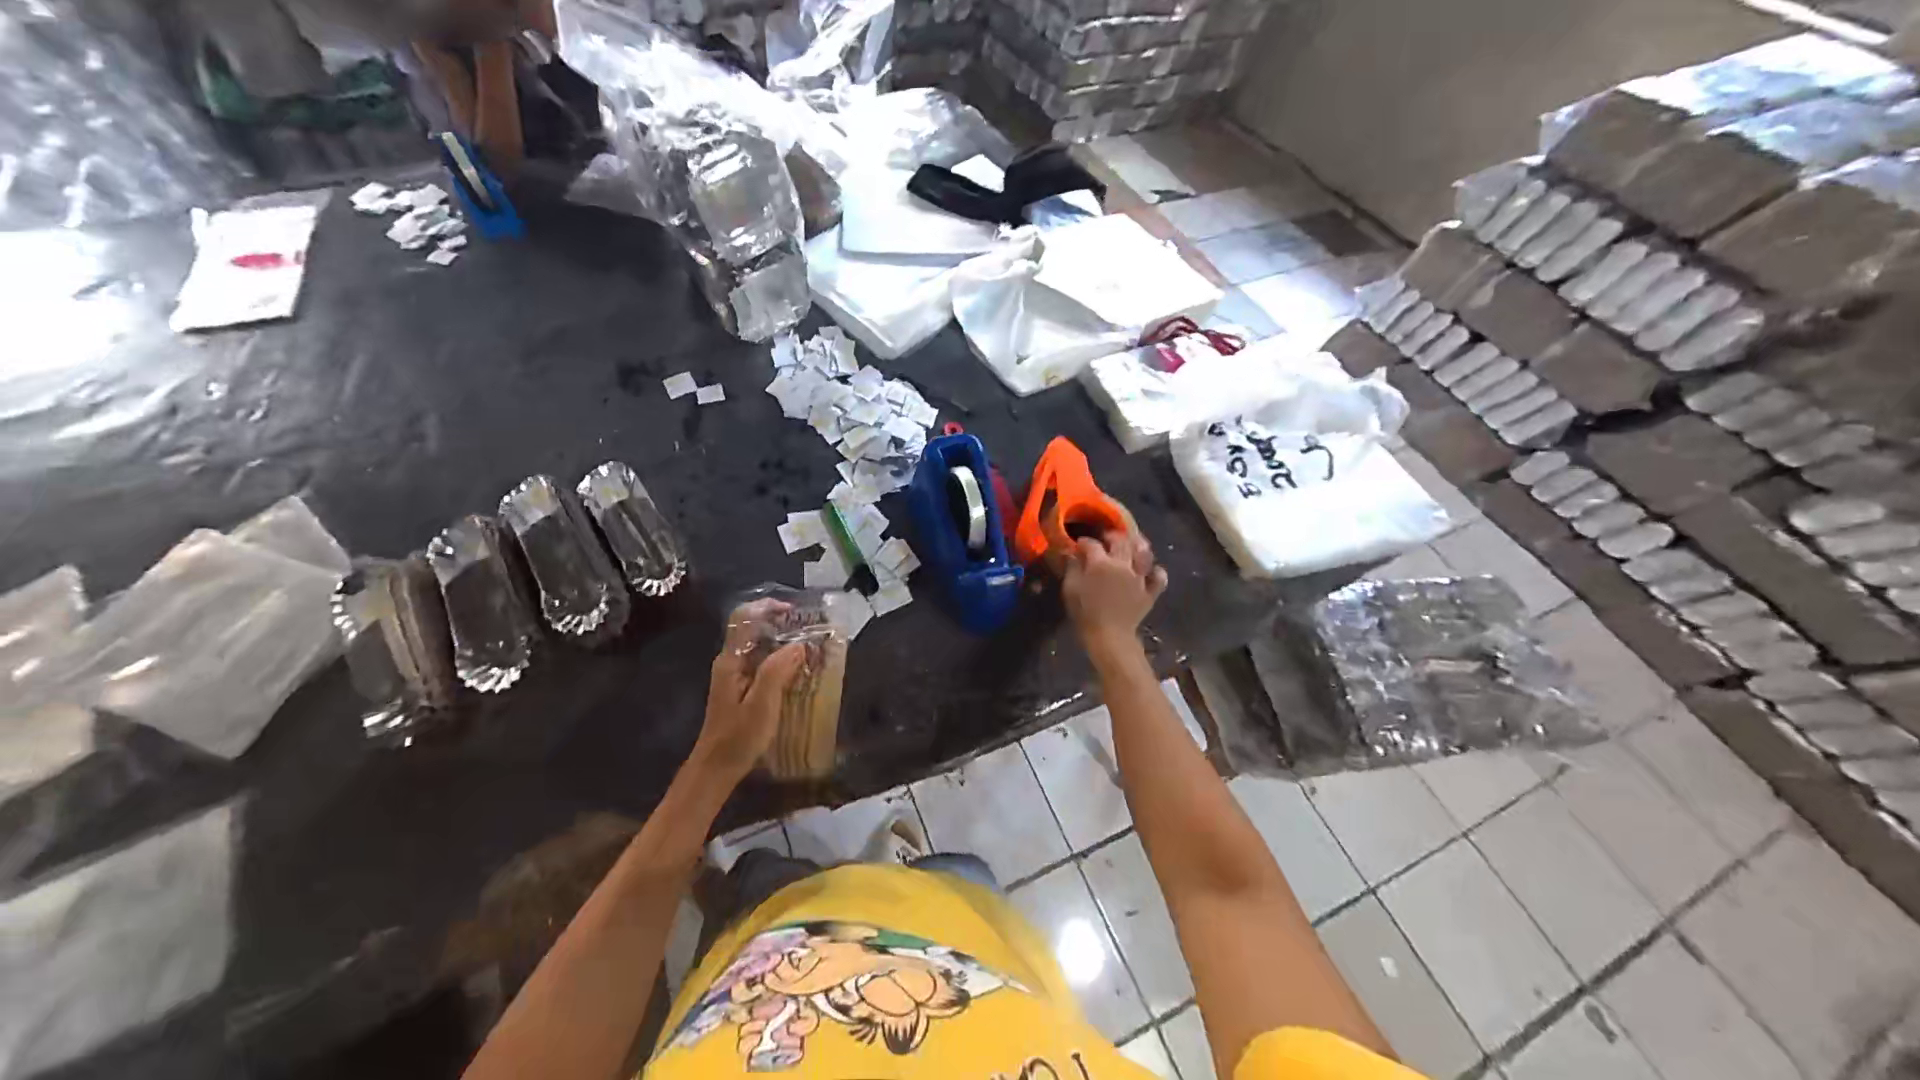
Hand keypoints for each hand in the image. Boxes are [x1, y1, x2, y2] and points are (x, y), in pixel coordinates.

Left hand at [696, 601, 807, 780]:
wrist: (716, 769)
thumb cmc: (738, 737)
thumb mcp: (761, 704)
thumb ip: (777, 670)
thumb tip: (799, 644)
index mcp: (731, 660)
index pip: (744, 618)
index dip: (767, 607)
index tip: (794, 611)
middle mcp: (731, 662)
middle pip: (755, 629)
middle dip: (783, 625)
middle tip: (813, 629)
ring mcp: (736, 675)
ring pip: (761, 647)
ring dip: (785, 643)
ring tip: (813, 647)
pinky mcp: (743, 689)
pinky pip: (764, 664)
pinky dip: (783, 661)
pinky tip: (801, 671)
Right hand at [1063, 530, 1166, 655]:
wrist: (1109, 636)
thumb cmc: (1085, 613)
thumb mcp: (1070, 589)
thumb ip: (1072, 568)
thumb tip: (1072, 553)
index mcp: (1101, 563)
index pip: (1092, 544)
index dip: (1085, 542)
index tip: (1079, 544)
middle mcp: (1123, 565)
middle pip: (1121, 542)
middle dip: (1112, 536)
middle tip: (1106, 538)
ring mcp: (1139, 577)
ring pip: (1144, 553)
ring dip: (1138, 545)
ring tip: (1132, 544)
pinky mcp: (1149, 591)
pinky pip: (1158, 577)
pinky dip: (1156, 571)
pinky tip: (1150, 571)